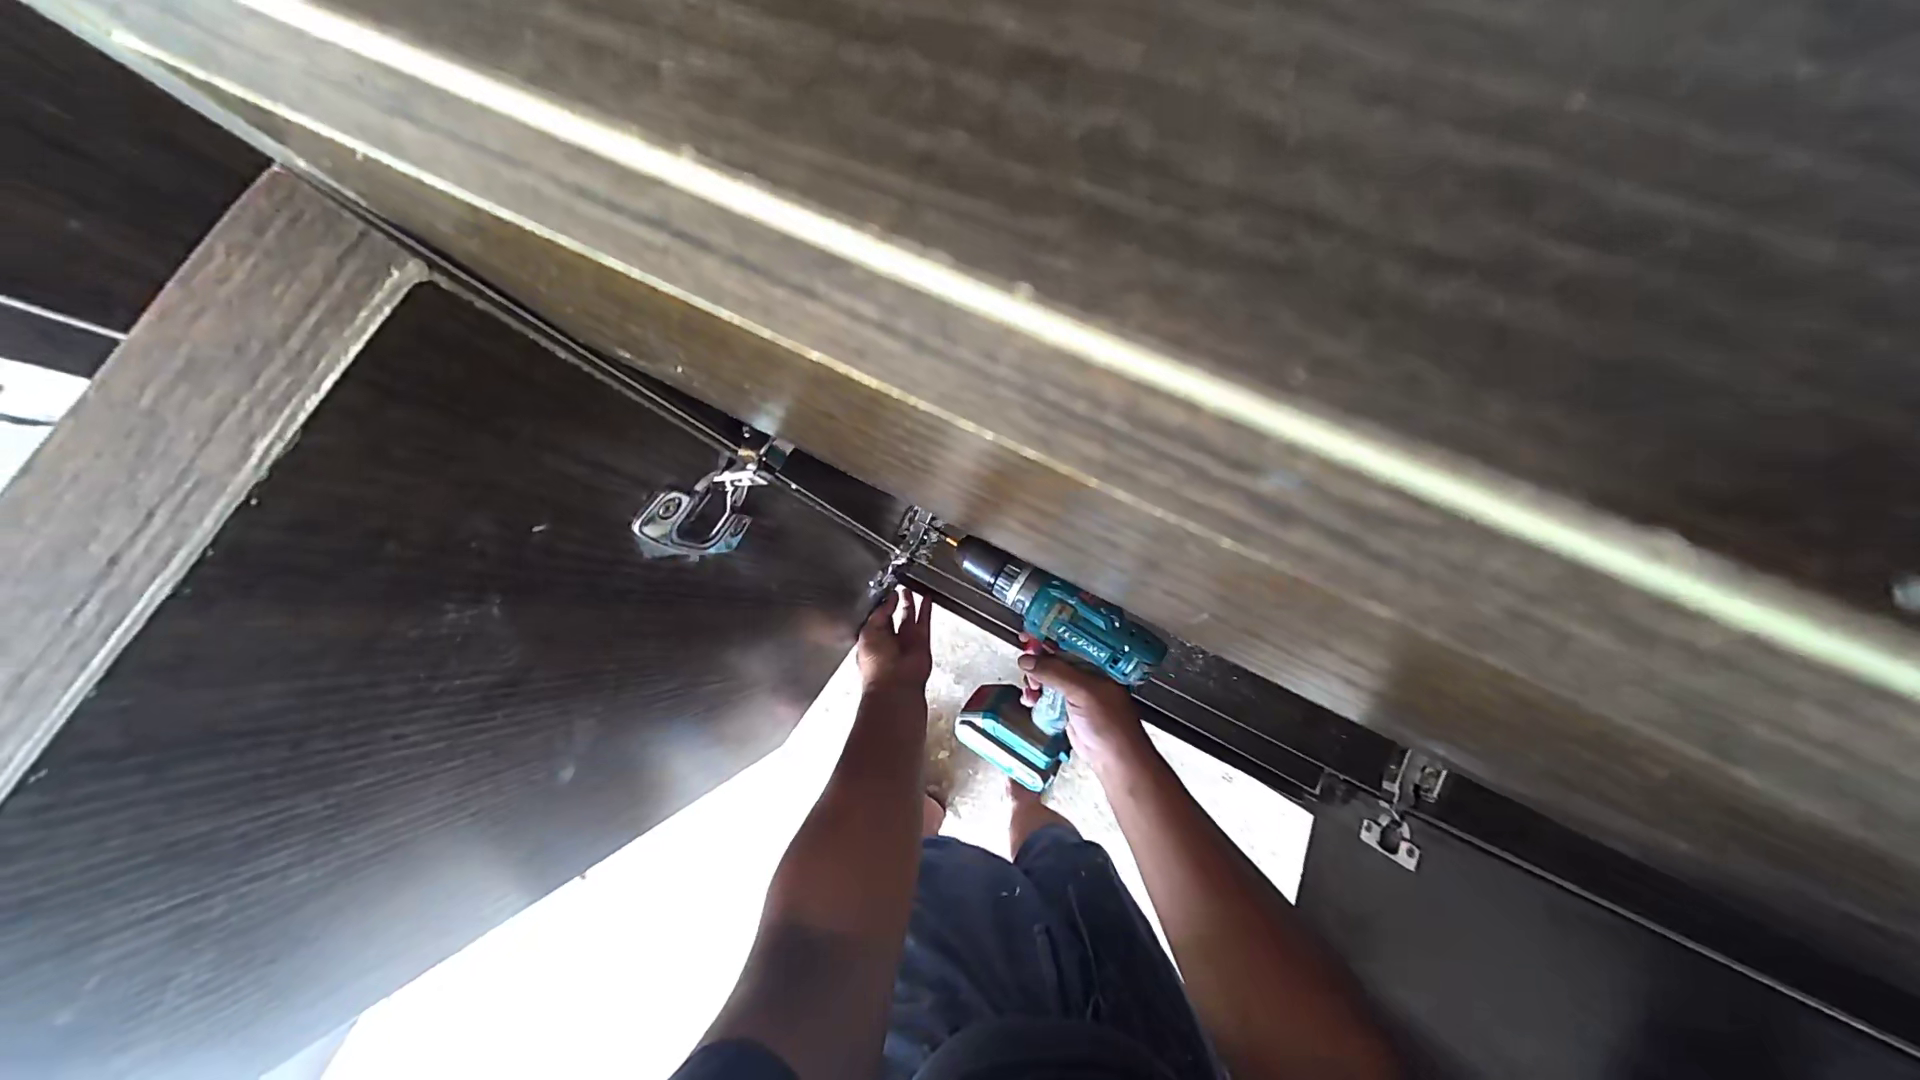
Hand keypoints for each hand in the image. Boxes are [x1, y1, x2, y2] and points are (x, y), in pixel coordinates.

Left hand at [856, 587, 932, 694]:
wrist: (896, 684)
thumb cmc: (877, 664)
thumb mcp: (869, 631)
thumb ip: (880, 612)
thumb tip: (889, 599)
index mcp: (873, 639)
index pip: (877, 617)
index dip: (882, 604)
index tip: (886, 590)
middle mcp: (890, 640)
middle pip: (894, 616)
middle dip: (896, 603)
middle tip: (898, 589)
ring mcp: (906, 640)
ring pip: (909, 617)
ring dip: (910, 603)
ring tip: (910, 590)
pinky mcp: (922, 640)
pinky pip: (924, 620)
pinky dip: (926, 609)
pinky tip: (926, 598)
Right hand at [1016, 636, 1147, 769]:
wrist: (1113, 759)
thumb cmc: (1112, 724)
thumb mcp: (1083, 691)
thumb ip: (1054, 672)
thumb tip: (1028, 659)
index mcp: (1096, 663)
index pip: (1069, 640)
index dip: (1049, 635)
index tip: (1030, 632)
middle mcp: (1085, 674)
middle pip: (1054, 657)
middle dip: (1036, 659)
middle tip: (1025, 661)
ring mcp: (1075, 692)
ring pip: (1046, 677)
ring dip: (1034, 679)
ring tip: (1031, 688)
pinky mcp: (1065, 708)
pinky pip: (1045, 695)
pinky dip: (1035, 696)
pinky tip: (1030, 700)